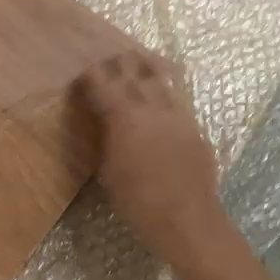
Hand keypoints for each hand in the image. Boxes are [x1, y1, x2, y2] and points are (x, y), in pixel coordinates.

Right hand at [75, 50, 230, 271]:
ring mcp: (179, 115)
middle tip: (111, 58)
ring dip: (148, 69)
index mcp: (124, 117)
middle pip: (135, 71)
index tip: (83, 74)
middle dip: (120, 62)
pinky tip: (163, 98)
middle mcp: (153, 107)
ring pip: (162, 79)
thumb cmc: (139, 203)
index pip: (103, 82)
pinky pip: (179, 101)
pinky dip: (167, 93)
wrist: (188, 221)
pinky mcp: (196, 128)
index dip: (91, 75)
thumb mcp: (109, 171)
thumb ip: (108, 139)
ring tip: (140, 60)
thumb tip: (107, 124)